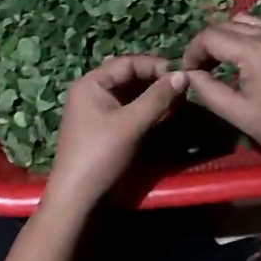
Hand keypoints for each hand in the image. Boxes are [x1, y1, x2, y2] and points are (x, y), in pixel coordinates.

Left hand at [41, 56, 185, 218]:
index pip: (128, 63)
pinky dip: (147, 109)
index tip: (182, 74)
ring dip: (154, 95)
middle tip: (182, 88)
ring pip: (131, 94)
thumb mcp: (131, 124)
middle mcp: (92, 91)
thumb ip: (158, 97)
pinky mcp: (104, 127)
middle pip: (129, 76)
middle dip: (156, 80)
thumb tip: (184, 75)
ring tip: (178, 101)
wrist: (77, 198)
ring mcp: (97, 110)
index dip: (155, 65)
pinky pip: (129, 109)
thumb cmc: (100, 155)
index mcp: (91, 83)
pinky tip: (165, 114)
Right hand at [180, 15, 260, 167]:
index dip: (193, 52)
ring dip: (228, 36)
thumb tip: (189, 75)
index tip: (188, 72)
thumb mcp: (239, 114)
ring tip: (221, 62)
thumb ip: (209, 91)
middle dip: (208, 43)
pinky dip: (250, 33)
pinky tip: (248, 55)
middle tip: (201, 69)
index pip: (211, 36)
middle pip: (226, 24)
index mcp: (256, 51)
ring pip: (245, 20)